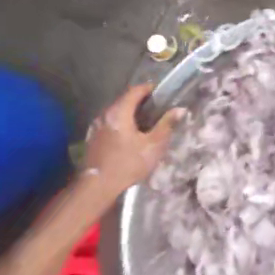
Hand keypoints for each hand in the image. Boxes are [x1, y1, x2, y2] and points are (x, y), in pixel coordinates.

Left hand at [77, 84, 180, 200]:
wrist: (98, 186)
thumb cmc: (128, 164)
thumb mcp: (153, 146)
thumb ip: (166, 125)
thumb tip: (180, 109)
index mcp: (119, 111)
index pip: (135, 90)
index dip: (149, 89)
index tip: (162, 93)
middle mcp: (105, 114)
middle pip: (124, 100)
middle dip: (141, 102)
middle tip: (157, 109)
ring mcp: (97, 125)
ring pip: (116, 112)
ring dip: (130, 113)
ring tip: (145, 123)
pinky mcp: (93, 137)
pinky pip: (110, 123)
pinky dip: (121, 123)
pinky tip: (129, 136)